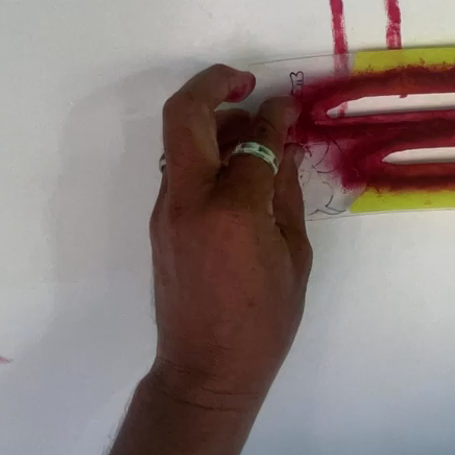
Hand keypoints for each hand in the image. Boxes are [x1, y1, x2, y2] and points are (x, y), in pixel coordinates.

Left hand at [148, 64, 311, 411]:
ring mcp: (167, 210)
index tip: (287, 106)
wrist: (203, 373)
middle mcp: (190, 199)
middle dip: (212, 84)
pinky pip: (182, 169)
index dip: (274, 116)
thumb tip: (284, 150)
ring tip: (248, 129)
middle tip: (244, 82)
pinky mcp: (160, 222)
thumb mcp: (294, 256)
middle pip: (184, 115)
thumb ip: (286, 194)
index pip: (253, 141)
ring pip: (178, 139)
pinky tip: (236, 168)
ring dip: (209, 119)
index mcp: (233, 210)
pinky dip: (206, 152)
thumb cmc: (263, 322)